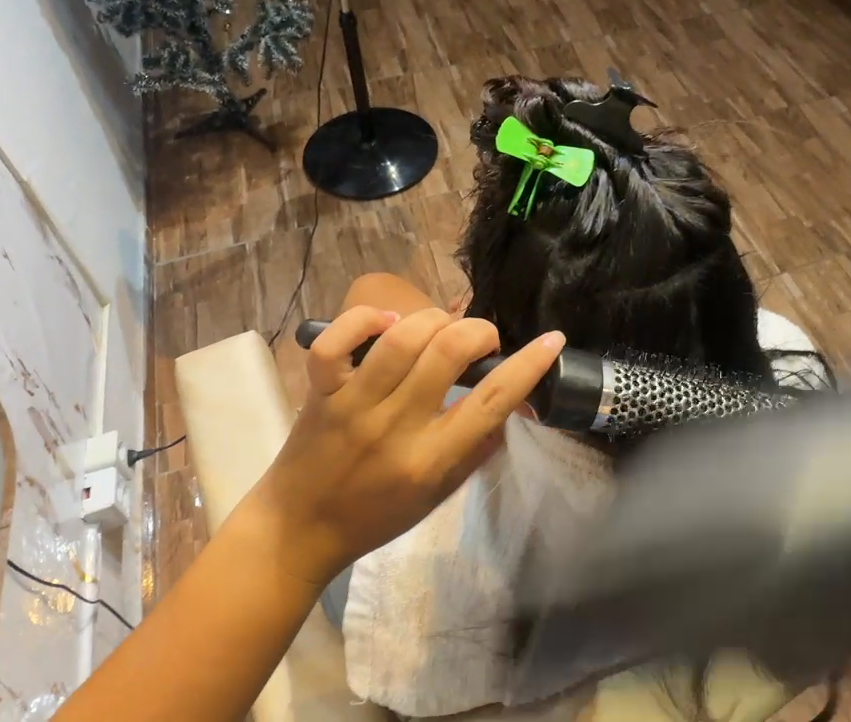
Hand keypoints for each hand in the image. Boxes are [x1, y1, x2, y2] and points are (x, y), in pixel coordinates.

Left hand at [228, 307, 563, 586]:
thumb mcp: (439, 495)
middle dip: (479, 331)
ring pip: (401, 339)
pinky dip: (364, 319)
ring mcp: (352, 405)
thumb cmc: (376, 515)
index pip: (490, 402)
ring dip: (434, 320)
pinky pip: (336, 342)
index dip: (527, 366)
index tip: (551, 341)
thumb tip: (513, 402)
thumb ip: (476, 448)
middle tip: (484, 339)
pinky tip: (387, 320)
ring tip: (443, 328)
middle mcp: (393, 427)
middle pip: (447, 354)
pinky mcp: (320, 391)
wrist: (299, 531)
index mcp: (429, 460)